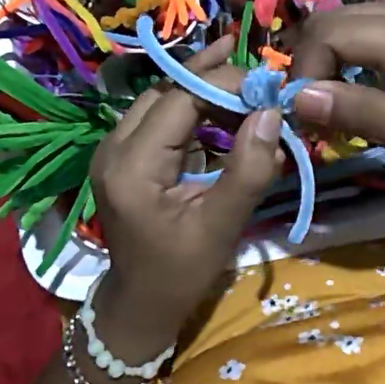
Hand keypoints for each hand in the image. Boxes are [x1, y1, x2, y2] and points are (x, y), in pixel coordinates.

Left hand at [88, 36, 283, 344]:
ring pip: (162, 97)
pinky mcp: (123, 154)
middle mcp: (113, 147)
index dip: (226, 83)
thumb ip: (248, 171)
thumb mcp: (221, 227)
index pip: (180, 99)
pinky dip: (194, 107)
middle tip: (264, 81)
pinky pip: (159, 115)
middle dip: (217, 80)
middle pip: (167, 90)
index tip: (270, 90)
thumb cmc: (181, 272)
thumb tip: (271, 113)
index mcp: (132, 166)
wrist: (141, 303)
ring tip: (250, 86)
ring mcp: (113, 148)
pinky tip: (224, 105)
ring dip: (206, 89)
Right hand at [285, 0, 384, 178]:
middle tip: (316, 119)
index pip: (332, 33)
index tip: (310, 121)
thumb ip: (369, 115)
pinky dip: (347, 56)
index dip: (306, 73)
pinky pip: (365, 26)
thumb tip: (299, 99)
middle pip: (332, 20)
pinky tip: (359, 89)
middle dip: (311, 67)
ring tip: (336, 110)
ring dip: (326, 62)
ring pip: (344, 21)